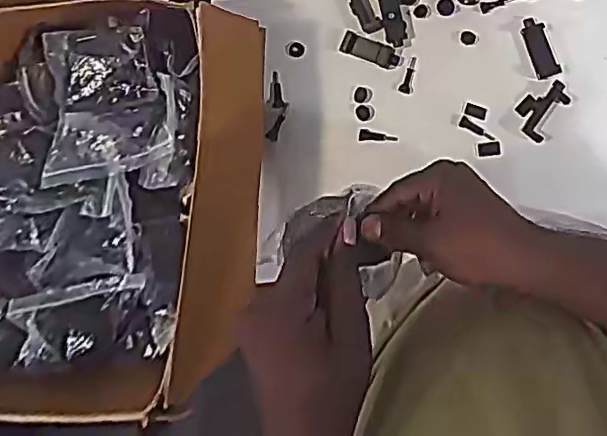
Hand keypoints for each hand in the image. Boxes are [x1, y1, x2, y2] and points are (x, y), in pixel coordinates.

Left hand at [236, 214, 370, 435]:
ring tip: (344, 283)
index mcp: (278, 307)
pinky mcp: (252, 330)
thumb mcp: (350, 330)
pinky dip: (304, 293)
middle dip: (326, 256)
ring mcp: (249, 321)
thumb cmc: (330, 393)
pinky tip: (324, 306)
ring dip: (316, 275)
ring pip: (291, 278)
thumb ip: (345, 277)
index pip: (306, 249)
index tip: (352, 214)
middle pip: (298, 263)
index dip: (332, 229)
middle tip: (357, 252)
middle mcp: (255, 308)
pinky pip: (282, 296)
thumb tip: (344, 233)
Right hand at [358, 160, 548, 287]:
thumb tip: (372, 225)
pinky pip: (439, 215)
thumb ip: (395, 231)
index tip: (362, 232)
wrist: (520, 260)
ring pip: (423, 209)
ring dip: (413, 231)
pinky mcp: (470, 207)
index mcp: (439, 175)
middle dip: (396, 223)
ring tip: (408, 254)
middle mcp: (451, 176)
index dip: (376, 214)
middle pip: (409, 198)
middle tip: (380, 246)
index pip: (395, 191)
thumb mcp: (429, 241)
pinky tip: (430, 255)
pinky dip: (430, 233)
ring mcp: (462, 190)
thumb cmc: (484, 245)